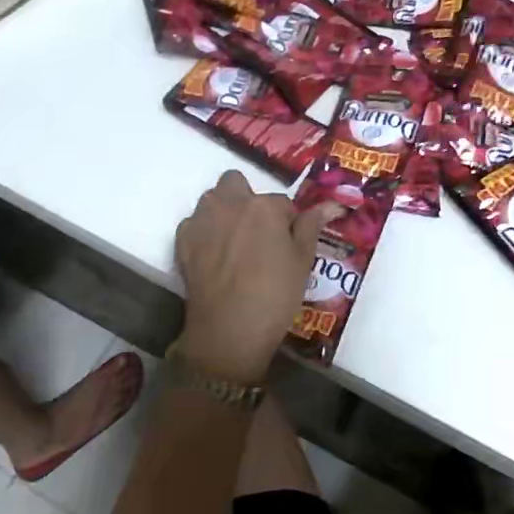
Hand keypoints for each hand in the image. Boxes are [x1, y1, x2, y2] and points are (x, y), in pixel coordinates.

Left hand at [173, 171, 342, 383]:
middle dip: (247, 200)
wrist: (229, 331)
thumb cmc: (275, 295)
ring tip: (235, 243)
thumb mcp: (302, 261)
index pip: (282, 203)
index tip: (287, 245)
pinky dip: (204, 232)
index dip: (287, 223)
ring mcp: (201, 220)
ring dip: (223, 211)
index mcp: (264, 206)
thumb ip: (311, 226)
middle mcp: (229, 204)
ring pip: (212, 200)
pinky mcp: (182, 240)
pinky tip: (214, 256)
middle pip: (236, 183)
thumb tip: (332, 204)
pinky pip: (194, 223)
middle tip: (257, 233)